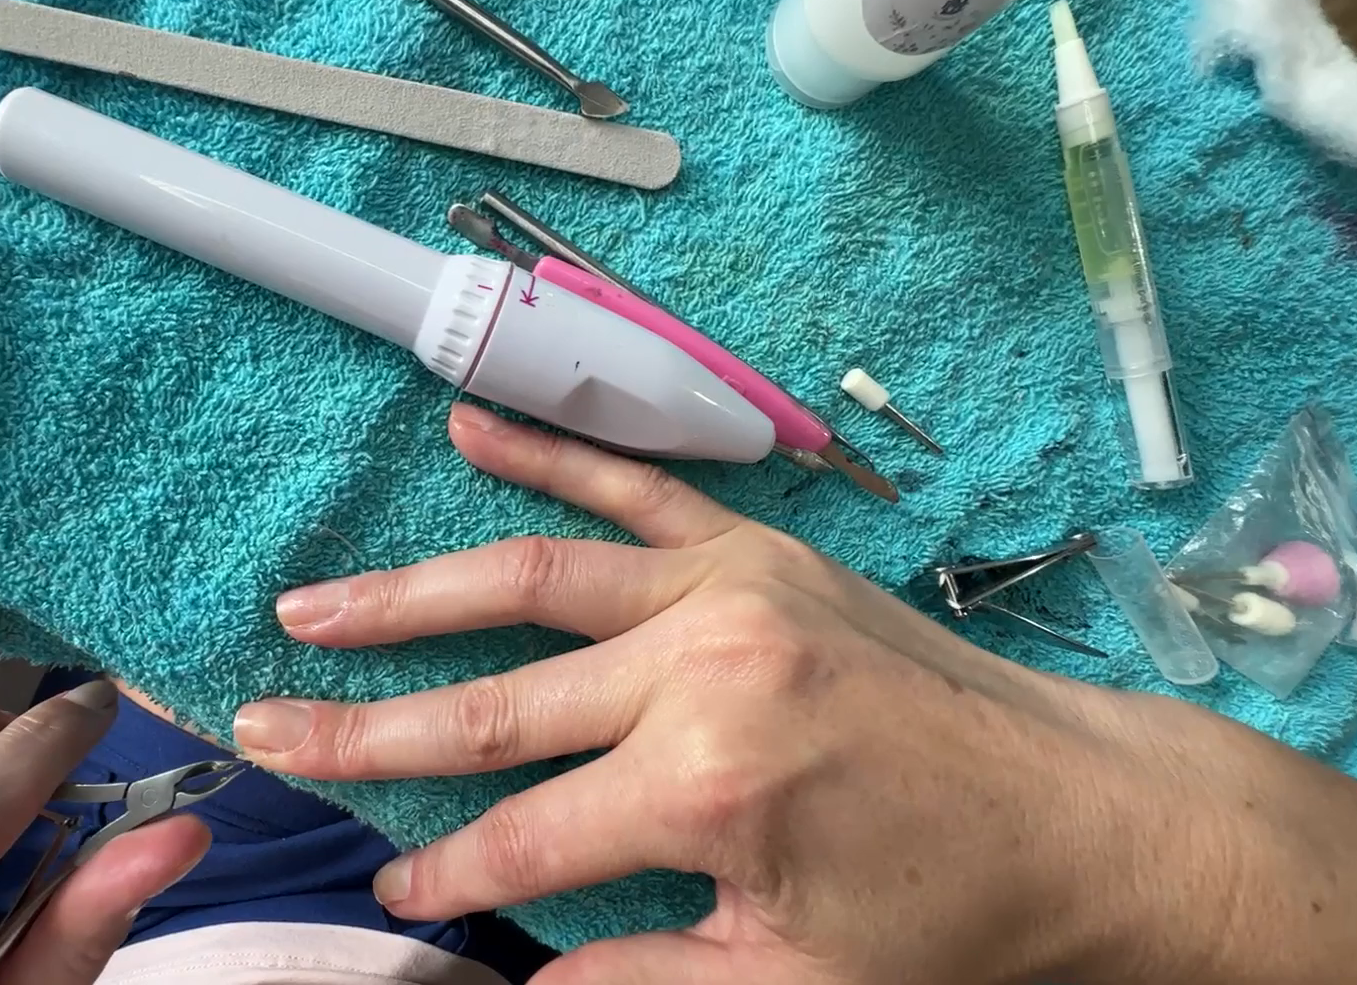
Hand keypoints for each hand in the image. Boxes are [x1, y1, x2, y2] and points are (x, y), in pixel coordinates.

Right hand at [233, 403, 1356, 983]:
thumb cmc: (953, 910)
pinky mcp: (742, 542)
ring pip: (527, 581)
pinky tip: (467, 428)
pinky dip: (542, 455)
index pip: (530, 843)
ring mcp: (716, 584)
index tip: (384, 887)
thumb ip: (646, 983)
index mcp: (709, 786)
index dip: (449, 874)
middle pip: (495, 706)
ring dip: (408, 597)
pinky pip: (625, 488)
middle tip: (268, 723)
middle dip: (369, 729)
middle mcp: (696, 663)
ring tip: (314, 606)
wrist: (1088, 807)